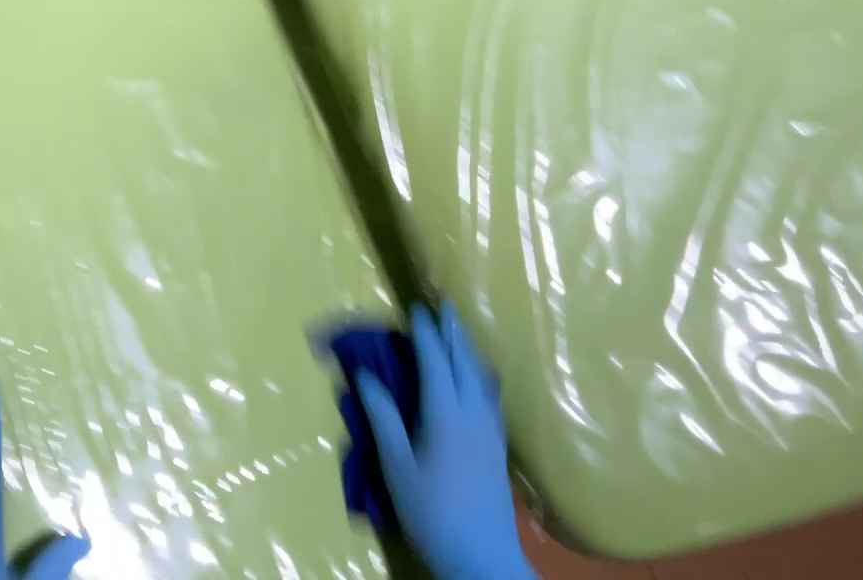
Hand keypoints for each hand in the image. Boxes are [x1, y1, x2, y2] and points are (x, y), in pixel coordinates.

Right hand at [357, 303, 534, 579]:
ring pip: (481, 378)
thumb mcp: (396, 464)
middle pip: (465, 362)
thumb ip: (382, 416)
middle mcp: (473, 414)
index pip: (435, 361)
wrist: (482, 558)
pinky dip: (478, 373)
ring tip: (459, 333)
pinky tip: (476, 379)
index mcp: (445, 413)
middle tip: (445, 306)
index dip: (425, 333)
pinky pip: (489, 395)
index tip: (416, 308)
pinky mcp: (498, 447)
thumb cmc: (431, 509)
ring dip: (468, 350)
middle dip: (454, 332)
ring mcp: (490, 430)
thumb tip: (364, 374)